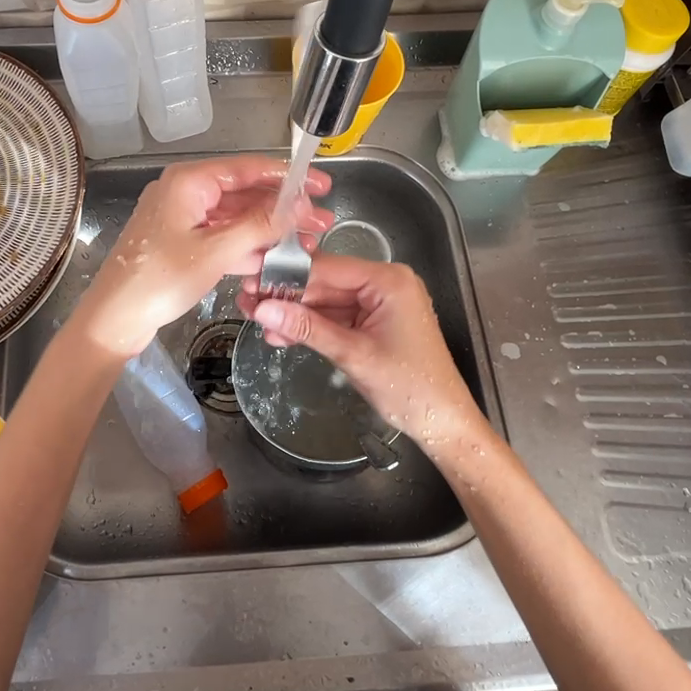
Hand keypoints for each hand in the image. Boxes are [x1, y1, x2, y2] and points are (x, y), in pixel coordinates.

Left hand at [74, 156, 333, 357]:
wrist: (114, 319)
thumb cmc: (161, 280)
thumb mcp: (216, 251)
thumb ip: (260, 225)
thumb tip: (299, 204)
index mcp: (189, 181)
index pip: (248, 168)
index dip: (288, 176)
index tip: (323, 185)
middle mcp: (185, 192)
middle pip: (244, 193)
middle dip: (284, 208)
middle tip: (322, 223)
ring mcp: (182, 218)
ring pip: (236, 217)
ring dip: (269, 230)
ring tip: (308, 243)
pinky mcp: (181, 243)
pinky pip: (222, 237)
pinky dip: (247, 247)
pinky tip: (276, 259)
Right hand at [237, 254, 482, 450]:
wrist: (443, 423)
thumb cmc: (409, 386)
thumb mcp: (353, 355)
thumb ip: (307, 329)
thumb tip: (263, 310)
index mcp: (388, 280)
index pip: (328, 268)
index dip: (287, 276)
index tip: (251, 282)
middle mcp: (385, 284)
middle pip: (325, 283)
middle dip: (287, 296)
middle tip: (246, 303)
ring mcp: (379, 304)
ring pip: (326, 302)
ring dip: (294, 314)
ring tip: (255, 321)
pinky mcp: (374, 323)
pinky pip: (336, 318)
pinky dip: (311, 328)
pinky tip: (280, 336)